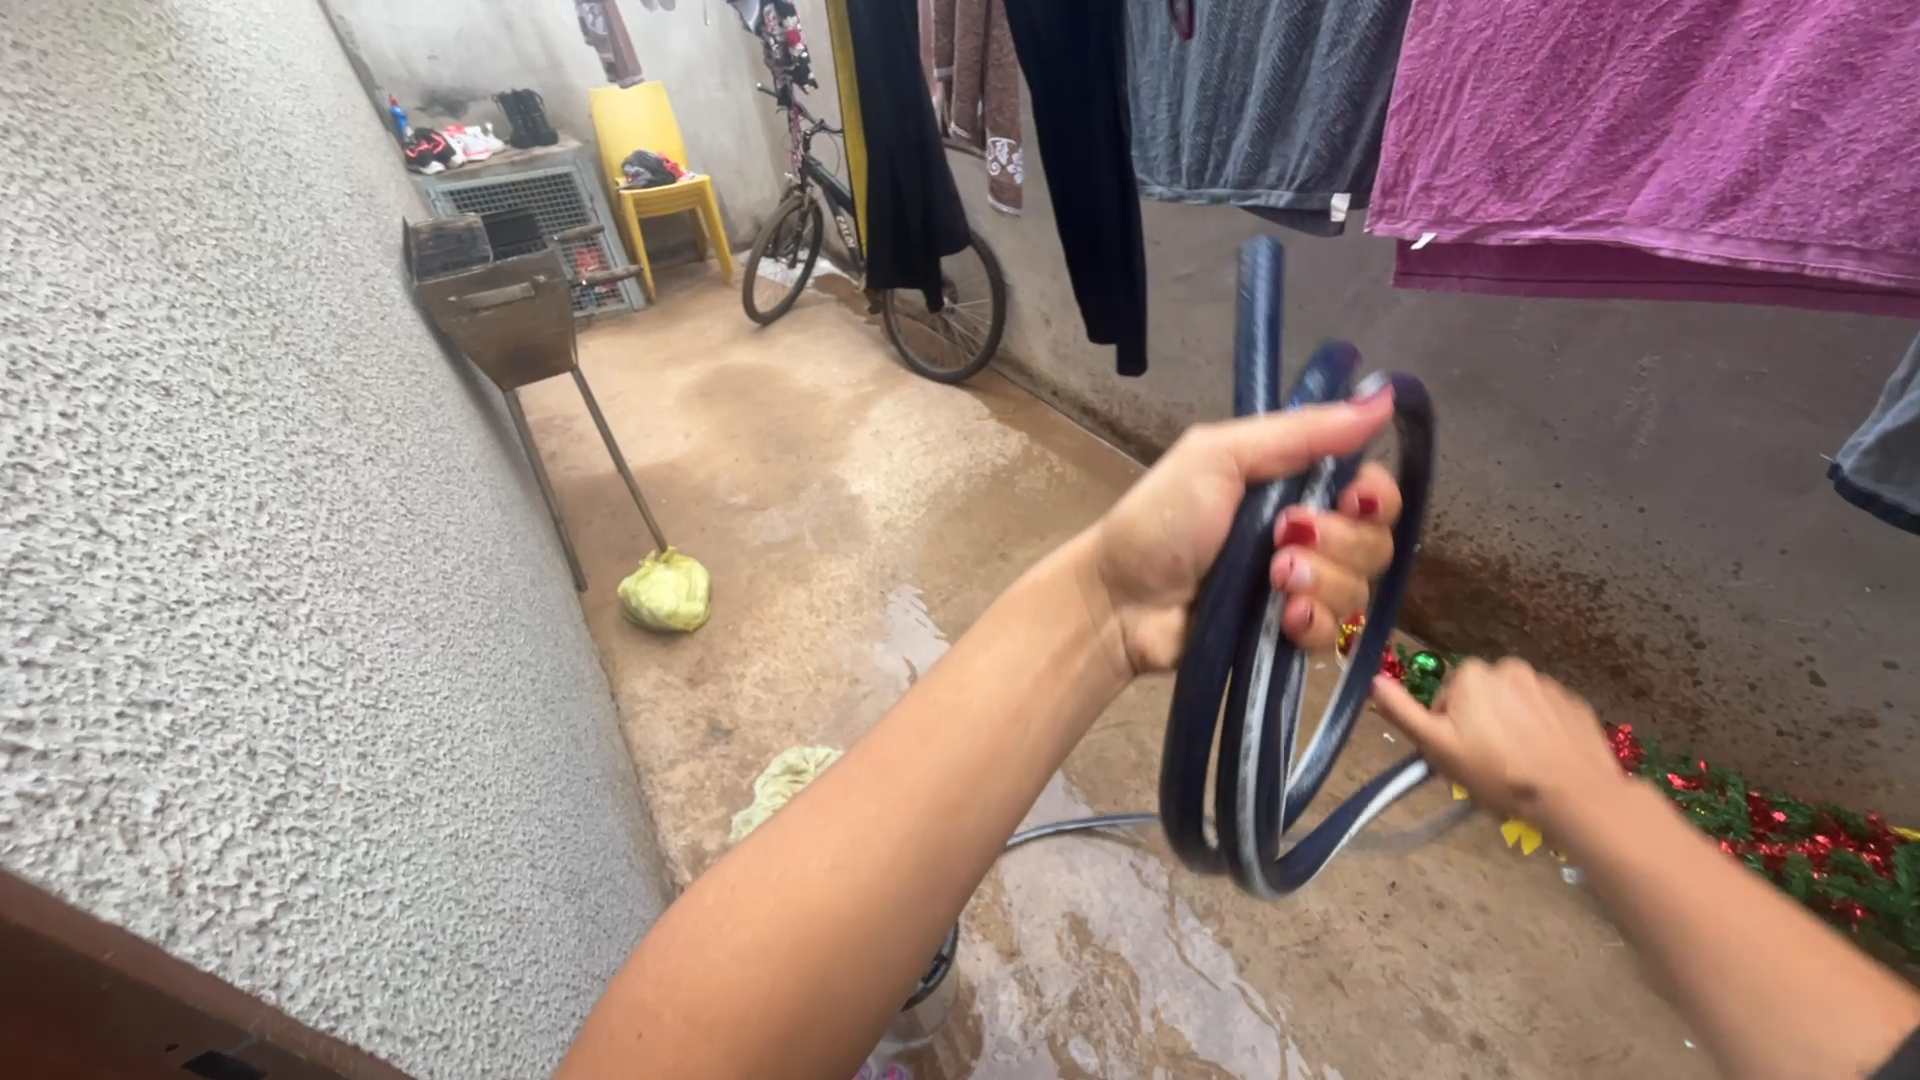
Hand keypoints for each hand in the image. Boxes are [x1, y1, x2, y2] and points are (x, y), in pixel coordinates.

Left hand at [1088, 386, 1401, 672]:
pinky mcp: (1285, 636)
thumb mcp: (1218, 457)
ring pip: (1357, 590)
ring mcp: (1295, 589)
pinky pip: (1334, 636)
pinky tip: (1284, 617)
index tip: (1351, 499)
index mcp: (1291, 486)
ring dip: (1320, 582)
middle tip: (1282, 540)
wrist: (1120, 599)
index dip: (1375, 497)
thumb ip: (1299, 431)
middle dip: (1338, 542)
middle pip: (1374, 541)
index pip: (1371, 490)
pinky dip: (1314, 625)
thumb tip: (1383, 395)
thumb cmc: (1160, 519)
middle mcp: (1304, 536)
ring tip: (1272, 581)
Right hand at [1370, 659, 1627, 828]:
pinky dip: (1541, 732)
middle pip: (1480, 699)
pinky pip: (1546, 715)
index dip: (1447, 728)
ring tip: (1519, 765)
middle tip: (1486, 763)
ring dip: (1511, 727)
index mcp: (1471, 674)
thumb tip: (1373, 680)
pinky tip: (1545, 760)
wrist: (1578, 798)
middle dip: (1479, 725)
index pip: (1445, 698)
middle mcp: (1509, 668)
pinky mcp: (1577, 706)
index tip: (1459, 755)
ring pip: (1513, 706)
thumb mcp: (1436, 746)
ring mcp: (1548, 686)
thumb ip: (1401, 710)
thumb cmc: (1497, 772)